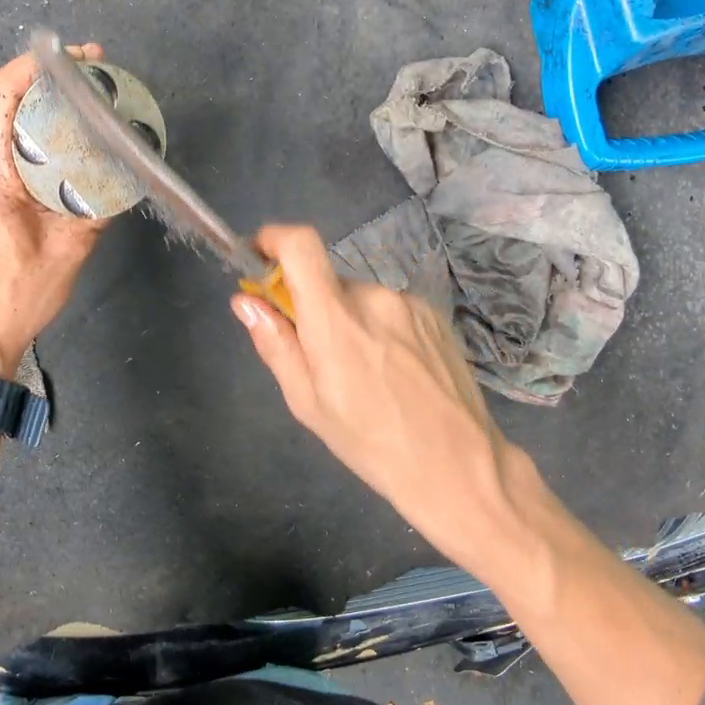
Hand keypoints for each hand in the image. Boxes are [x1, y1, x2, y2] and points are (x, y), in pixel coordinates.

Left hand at [0, 44, 111, 376]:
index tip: (83, 61)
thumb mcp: (69, 248)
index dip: (39, 65)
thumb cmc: (15, 297)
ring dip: (40, 113)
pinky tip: (61, 151)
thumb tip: (122, 173)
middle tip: (96, 84)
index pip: (0, 91)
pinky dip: (30, 140)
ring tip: (85, 113)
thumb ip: (96, 203)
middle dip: (48, 85)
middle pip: (0, 102)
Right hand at [230, 224, 534, 569]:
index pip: (301, 247)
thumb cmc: (371, 443)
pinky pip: (389, 310)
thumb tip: (246, 301)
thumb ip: (276, 344)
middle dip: (312, 308)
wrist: (458, 465)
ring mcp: (409, 304)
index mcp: (336, 320)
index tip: (260, 256)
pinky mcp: (434, 315)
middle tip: (317, 357)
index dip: (274, 239)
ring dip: (348, 322)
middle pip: (327, 282)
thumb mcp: (308, 403)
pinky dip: (378, 330)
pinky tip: (393, 373)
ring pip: (359, 299)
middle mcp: (374, 298)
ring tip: (363, 376)